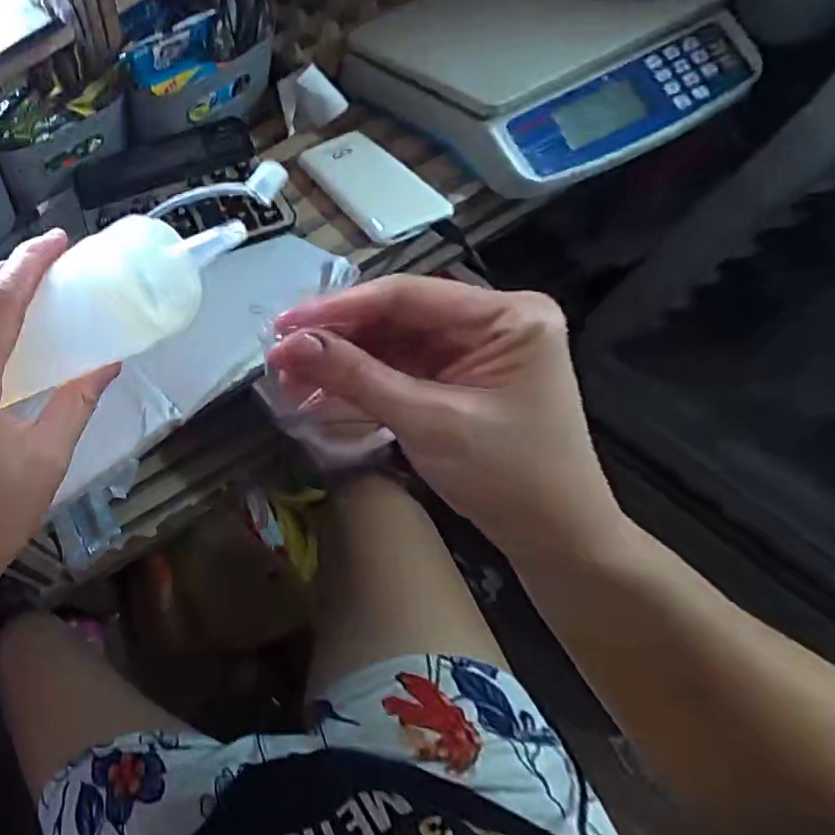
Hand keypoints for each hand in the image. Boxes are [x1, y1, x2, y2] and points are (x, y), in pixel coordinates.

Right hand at [266, 275, 624, 557]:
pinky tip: (316, 389)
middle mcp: (488, 321)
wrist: (556, 539)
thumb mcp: (428, 422)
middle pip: (393, 316)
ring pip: (387, 342)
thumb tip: (290, 347)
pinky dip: (357, 380)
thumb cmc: (508, 477)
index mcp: (506, 316)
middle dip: (334, 337)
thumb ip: (357, 377)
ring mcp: (469, 349)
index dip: (338, 308)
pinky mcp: (452, 376)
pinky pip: (395, 367)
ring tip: (288, 378)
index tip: (285, 324)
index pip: (407, 295)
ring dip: (338, 360)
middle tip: (279, 354)